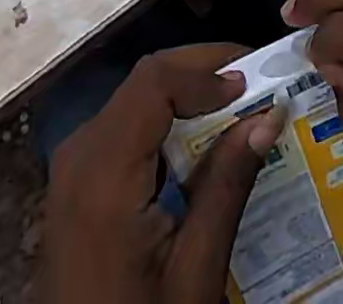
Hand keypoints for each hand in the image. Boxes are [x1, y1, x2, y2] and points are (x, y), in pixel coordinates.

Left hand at [39, 45, 283, 303]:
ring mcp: (74, 160)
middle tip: (259, 84)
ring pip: (137, 98)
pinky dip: (168, 121)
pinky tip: (204, 139)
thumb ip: (226, 187)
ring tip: (241, 107)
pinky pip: (127, 125)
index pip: (153, 82)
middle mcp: (81, 149)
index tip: (256, 84)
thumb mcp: (194, 273)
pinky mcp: (79, 173)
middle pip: (144, 82)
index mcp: (103, 171)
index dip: (205, 70)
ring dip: (189, 95)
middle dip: (203, 74)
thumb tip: (267, 117)